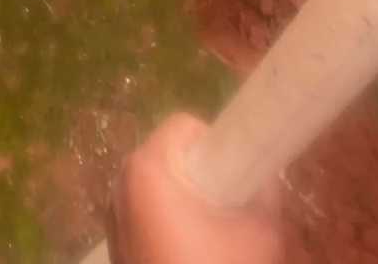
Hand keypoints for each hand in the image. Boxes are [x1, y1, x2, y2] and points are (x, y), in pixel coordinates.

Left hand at [109, 114, 280, 263]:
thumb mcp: (257, 234)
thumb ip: (264, 194)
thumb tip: (263, 176)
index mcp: (147, 167)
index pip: (184, 126)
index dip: (218, 144)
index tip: (239, 177)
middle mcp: (121, 181)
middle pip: (169, 156)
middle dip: (203, 176)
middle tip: (231, 211)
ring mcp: (113, 213)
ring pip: (158, 186)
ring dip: (187, 202)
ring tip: (216, 240)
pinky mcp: (116, 242)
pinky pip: (145, 213)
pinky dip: (170, 223)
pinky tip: (193, 256)